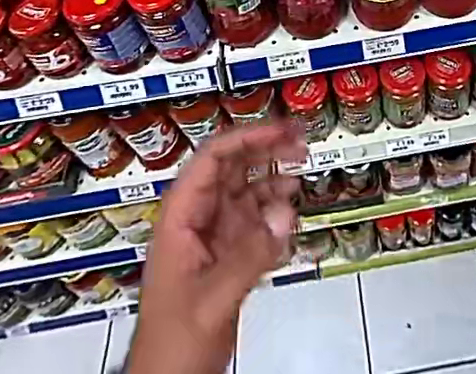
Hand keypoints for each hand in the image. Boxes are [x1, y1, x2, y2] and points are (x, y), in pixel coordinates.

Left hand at [124, 120, 304, 373]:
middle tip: (300, 140)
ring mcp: (213, 234)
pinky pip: (254, 218)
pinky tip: (291, 211)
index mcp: (181, 216)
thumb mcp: (212, 299)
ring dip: (273, 176)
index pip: (213, 157)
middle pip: (232, 166)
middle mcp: (197, 217)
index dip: (248, 137)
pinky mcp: (228, 253)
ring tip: (301, 169)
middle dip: (266, 148)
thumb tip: (285, 211)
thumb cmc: (173, 344)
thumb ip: (249, 255)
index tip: (281, 130)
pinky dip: (274, 210)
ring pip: (245, 189)